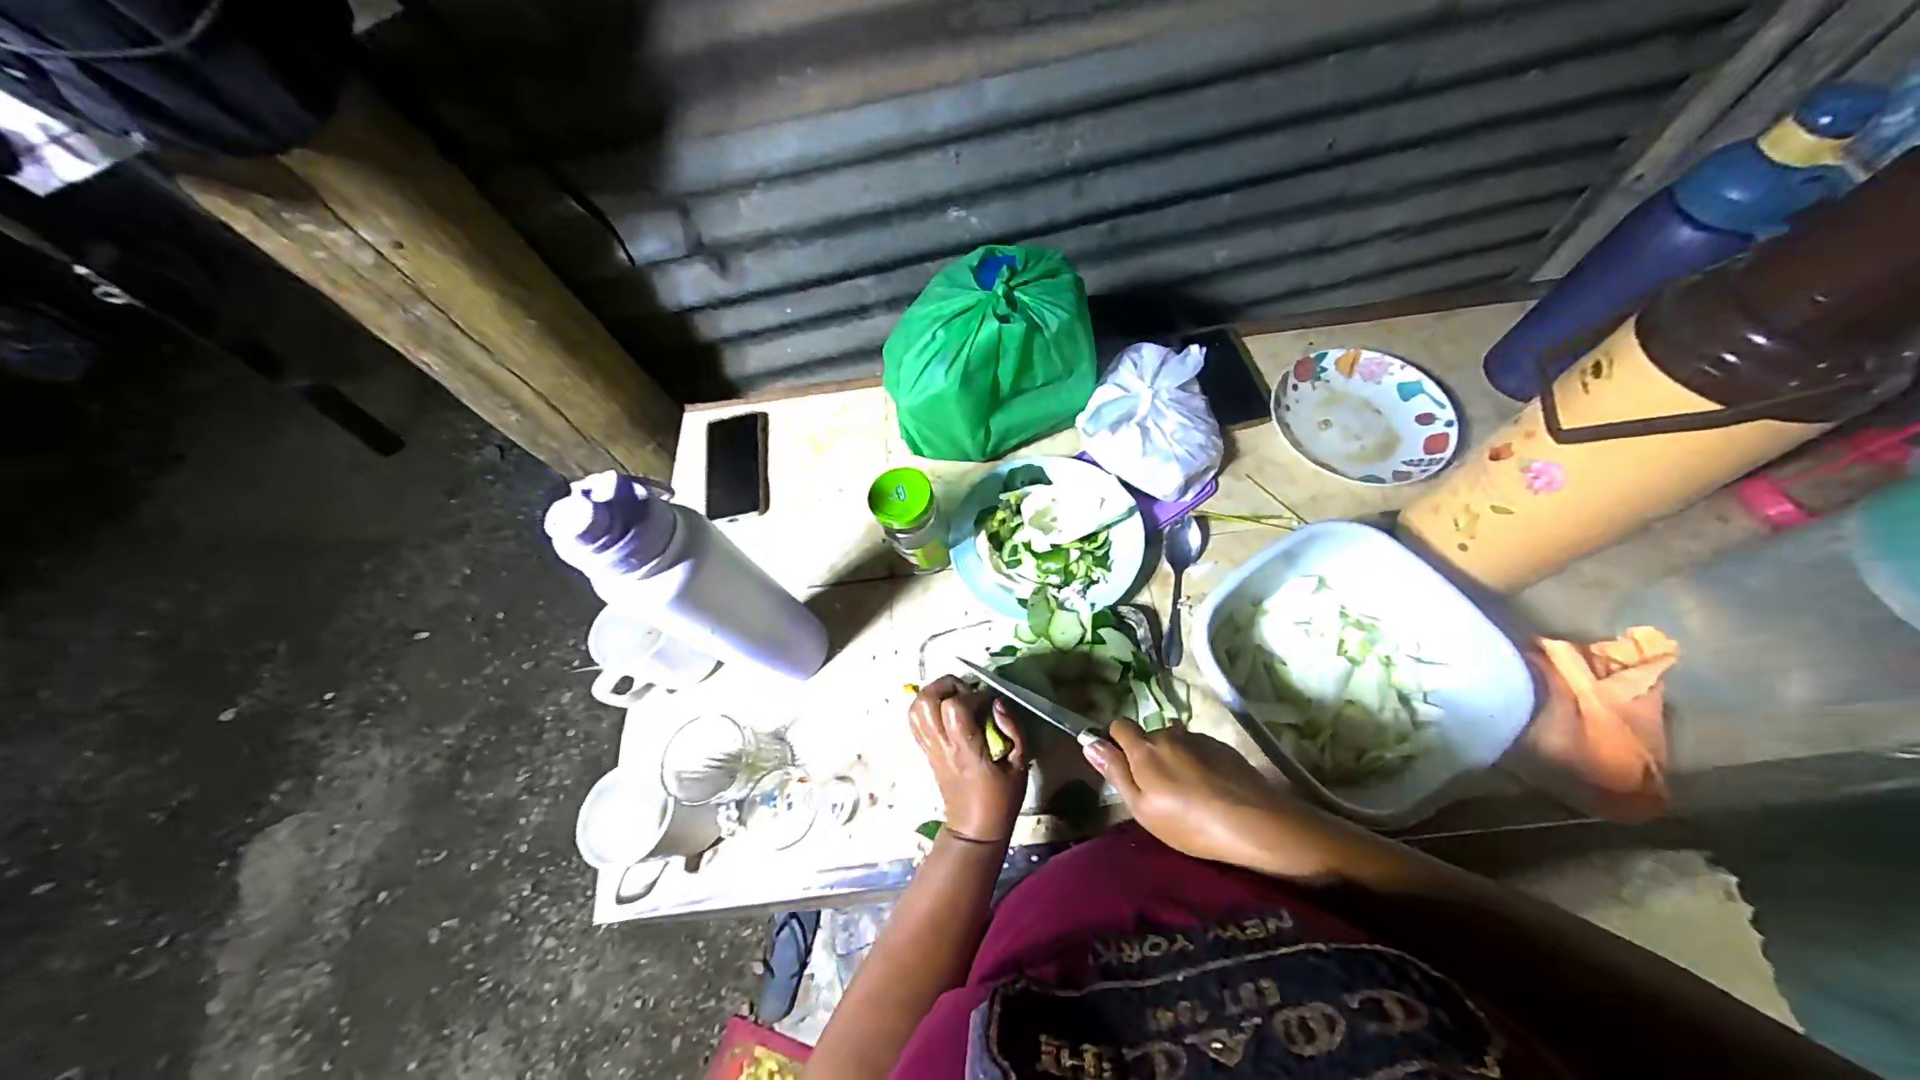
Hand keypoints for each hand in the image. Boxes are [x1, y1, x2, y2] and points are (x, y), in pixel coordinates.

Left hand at [908, 676, 1029, 843]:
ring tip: (957, 697)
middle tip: (968, 691)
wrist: (974, 828)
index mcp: (965, 750)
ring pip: (916, 707)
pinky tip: (947, 710)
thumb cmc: (1001, 799)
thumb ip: (1014, 730)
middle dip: (947, 685)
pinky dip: (928, 707)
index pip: (955, 707)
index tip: (989, 701)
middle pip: (926, 700)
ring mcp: (930, 747)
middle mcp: (941, 745)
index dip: (973, 694)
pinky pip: (916, 720)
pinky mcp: (926, 750)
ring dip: (935, 693)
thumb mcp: (1020, 765)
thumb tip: (998, 702)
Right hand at [1082, 717, 1288, 864]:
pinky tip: (1210, 790)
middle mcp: (1169, 734)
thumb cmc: (1190, 823)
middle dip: (1147, 756)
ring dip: (1174, 759)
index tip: (1123, 767)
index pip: (1119, 725)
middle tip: (1158, 792)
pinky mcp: (1223, 747)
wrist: (1256, 823)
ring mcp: (1199, 738)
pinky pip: (1198, 750)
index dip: (1116, 742)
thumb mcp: (1142, 808)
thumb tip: (1088, 742)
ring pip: (1175, 743)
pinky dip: (1197, 764)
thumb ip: (1115, 772)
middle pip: (1148, 737)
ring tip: (1188, 793)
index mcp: (1144, 748)